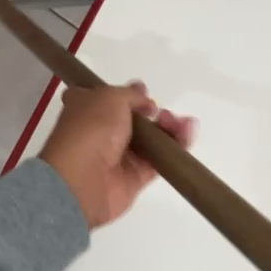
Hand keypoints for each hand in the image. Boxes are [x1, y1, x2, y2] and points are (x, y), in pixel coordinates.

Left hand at [38, 82, 195, 228]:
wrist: (83, 179)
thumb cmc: (90, 129)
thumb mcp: (110, 97)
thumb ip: (131, 95)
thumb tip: (145, 100)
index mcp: (83, 107)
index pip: (104, 97)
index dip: (124, 94)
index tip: (143, 92)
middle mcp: (98, 130)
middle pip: (131, 118)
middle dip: (151, 112)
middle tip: (162, 112)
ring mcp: (116, 155)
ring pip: (148, 139)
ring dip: (168, 127)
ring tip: (182, 123)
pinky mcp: (134, 177)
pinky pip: (158, 160)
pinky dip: (175, 147)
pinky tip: (188, 133)